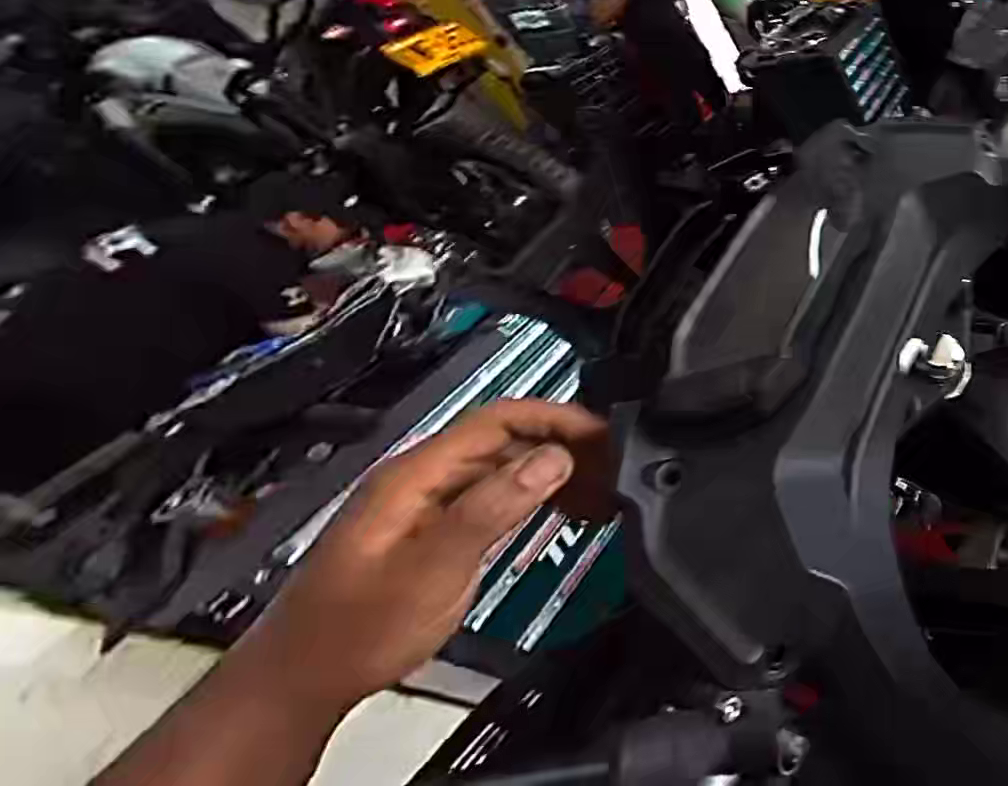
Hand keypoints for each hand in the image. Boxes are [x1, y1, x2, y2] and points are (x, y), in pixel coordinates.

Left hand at [231, 400, 612, 711]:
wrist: (297, 688)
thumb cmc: (356, 628)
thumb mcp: (433, 566)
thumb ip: (495, 506)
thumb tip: (556, 457)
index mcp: (418, 473)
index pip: (501, 418)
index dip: (557, 417)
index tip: (601, 434)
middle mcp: (428, 477)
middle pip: (510, 437)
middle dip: (565, 443)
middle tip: (610, 464)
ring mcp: (435, 501)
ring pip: (511, 464)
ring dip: (558, 470)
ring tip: (599, 488)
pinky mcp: (444, 525)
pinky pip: (504, 492)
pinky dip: (541, 493)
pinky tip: (567, 506)